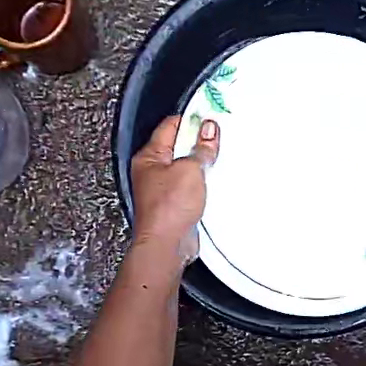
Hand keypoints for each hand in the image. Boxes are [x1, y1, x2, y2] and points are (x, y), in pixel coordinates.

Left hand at [131, 115, 218, 267]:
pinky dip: (201, 183)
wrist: (167, 245)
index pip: (170, 126)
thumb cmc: (168, 209)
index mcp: (149, 157)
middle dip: (198, 143)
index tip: (211, 120)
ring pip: (185, 167)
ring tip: (215, 162)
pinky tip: (212, 183)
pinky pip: (189, 186)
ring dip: (201, 165)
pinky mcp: (174, 204)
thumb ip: (200, 149)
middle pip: (178, 146)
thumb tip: (209, 131)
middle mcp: (152, 171)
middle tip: (216, 141)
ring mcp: (163, 188)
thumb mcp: (190, 170)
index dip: (191, 120)